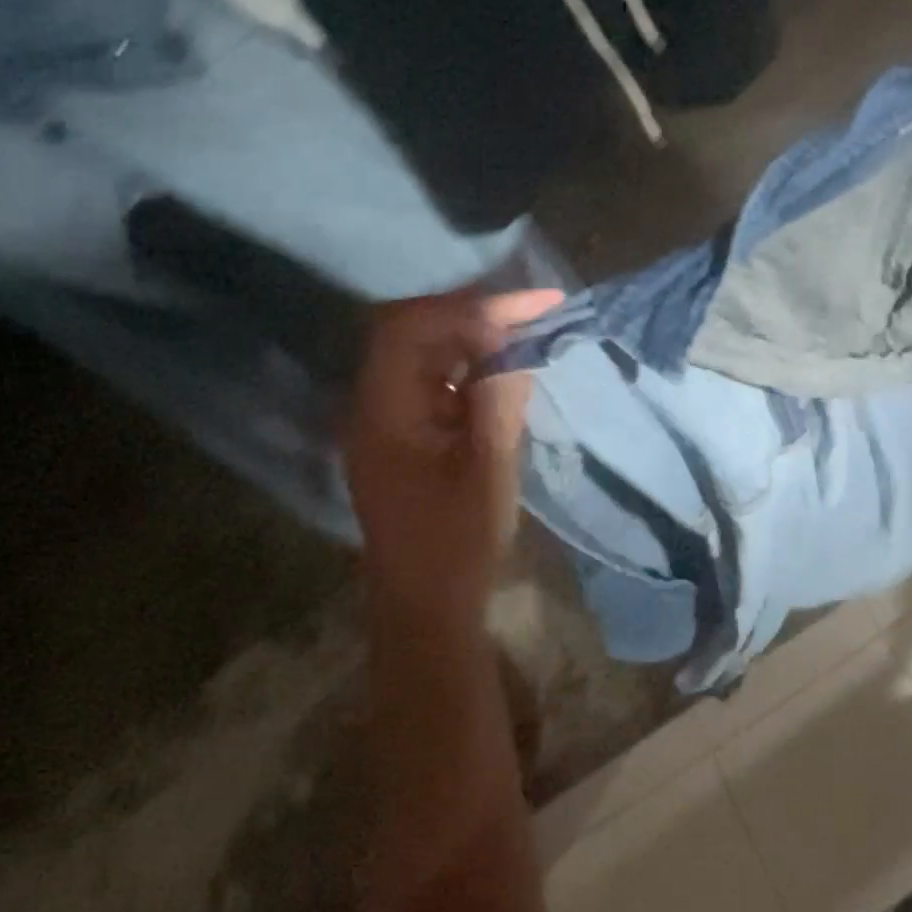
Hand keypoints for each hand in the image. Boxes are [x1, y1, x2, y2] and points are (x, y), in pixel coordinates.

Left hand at [345, 288, 562, 614]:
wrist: (425, 605)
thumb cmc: (458, 543)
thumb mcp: (489, 471)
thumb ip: (498, 401)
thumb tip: (513, 342)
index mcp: (384, 411)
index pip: (416, 329)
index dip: (475, 307)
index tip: (537, 306)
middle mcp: (373, 405)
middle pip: (413, 333)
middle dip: (475, 313)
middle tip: (536, 311)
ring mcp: (385, 422)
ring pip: (422, 356)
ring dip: (473, 338)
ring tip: (529, 333)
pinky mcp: (403, 438)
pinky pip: (431, 384)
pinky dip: (468, 368)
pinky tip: (505, 373)